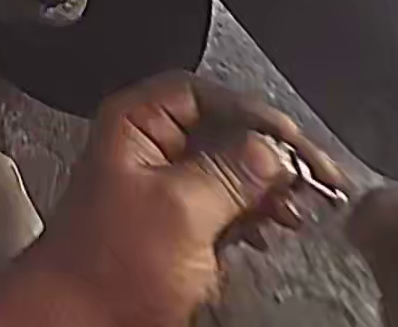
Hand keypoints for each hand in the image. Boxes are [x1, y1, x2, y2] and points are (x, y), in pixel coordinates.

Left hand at [0, 71, 349, 325]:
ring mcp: (161, 177)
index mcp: (134, 122)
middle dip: (266, 151)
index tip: (294, 141)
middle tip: (316, 178)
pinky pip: (221, 196)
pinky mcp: (174, 214)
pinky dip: (251, 209)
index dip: (249, 111)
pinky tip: (274, 227)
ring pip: (224, 163)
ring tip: (299, 209)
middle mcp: (147, 140)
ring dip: (265, 183)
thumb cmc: (113, 263)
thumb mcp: (178, 212)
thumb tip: (272, 149)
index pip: (198, 93)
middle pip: (217, 126)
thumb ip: (227, 174)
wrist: (82, 319)